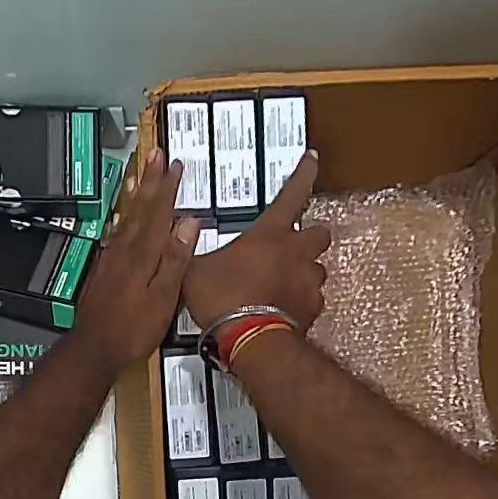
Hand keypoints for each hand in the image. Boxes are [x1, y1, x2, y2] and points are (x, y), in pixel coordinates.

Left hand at [68, 149, 200, 375]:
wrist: (95, 347)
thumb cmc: (133, 328)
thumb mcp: (163, 297)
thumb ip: (175, 260)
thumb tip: (188, 224)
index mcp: (142, 255)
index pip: (158, 213)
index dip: (168, 188)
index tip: (175, 165)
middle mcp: (124, 251)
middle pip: (139, 209)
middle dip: (149, 181)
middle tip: (155, 155)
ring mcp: (111, 259)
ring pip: (125, 218)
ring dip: (134, 195)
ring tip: (138, 175)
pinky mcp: (103, 270)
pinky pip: (115, 234)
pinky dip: (121, 218)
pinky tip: (122, 215)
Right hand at [182, 151, 327, 329]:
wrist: (248, 339)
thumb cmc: (222, 298)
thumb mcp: (194, 271)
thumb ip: (190, 253)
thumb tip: (178, 237)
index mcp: (269, 234)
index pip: (292, 192)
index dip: (304, 173)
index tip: (313, 159)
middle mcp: (296, 252)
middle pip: (319, 233)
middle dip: (309, 236)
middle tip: (290, 247)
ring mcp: (308, 280)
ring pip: (317, 268)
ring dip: (303, 272)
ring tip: (281, 284)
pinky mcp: (313, 308)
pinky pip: (312, 299)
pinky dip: (300, 301)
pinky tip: (282, 309)